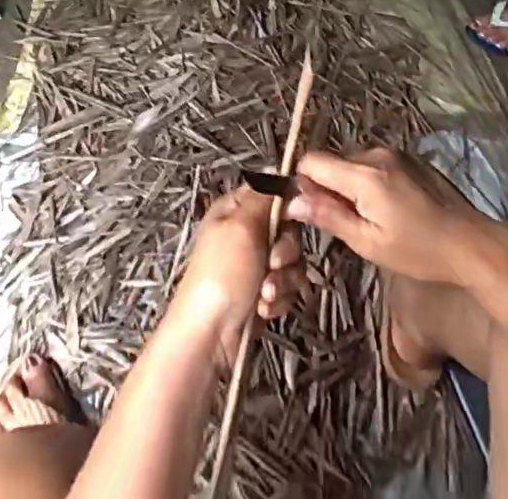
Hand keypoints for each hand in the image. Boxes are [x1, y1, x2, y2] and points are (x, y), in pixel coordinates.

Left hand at [172, 188, 305, 368]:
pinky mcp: (264, 291)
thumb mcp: (242, 226)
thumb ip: (265, 197)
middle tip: (272, 264)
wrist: (210, 335)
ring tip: (265, 295)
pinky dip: (280, 298)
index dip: (288, 202)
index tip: (296, 215)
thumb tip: (282, 172)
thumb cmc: (222, 274)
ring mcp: (255, 263)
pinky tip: (264, 308)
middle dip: (286, 251)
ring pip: (292, 260)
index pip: (272, 190)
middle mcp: (246, 232)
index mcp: (235, 209)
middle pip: (289, 228)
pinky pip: (289, 285)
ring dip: (283, 280)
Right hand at [285, 149, 495, 286]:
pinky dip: (369, 183)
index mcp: (364, 175)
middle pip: (332, 162)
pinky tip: (389, 208)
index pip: (312, 161)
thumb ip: (328, 216)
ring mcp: (395, 154)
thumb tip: (292, 201)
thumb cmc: (418, 251)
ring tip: (370, 218)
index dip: (304, 184)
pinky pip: (373, 164)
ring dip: (349, 186)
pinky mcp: (408, 158)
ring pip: (352, 164)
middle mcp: (377, 154)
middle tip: (346, 222)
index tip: (313, 210)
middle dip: (328, 188)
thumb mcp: (368, 242)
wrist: (472, 244)